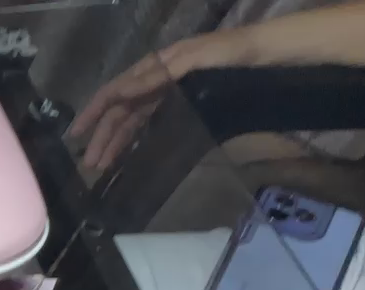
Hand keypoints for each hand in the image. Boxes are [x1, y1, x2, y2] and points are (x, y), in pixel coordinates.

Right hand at [69, 29, 253, 171]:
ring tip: (104, 166)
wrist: (288, 50)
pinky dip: (134, 138)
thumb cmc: (247, 49)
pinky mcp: (185, 101)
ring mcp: (172, 90)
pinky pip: (150, 121)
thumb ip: (162, 73)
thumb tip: (120, 94)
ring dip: (115, 142)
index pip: (117, 88)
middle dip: (102, 136)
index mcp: (161, 63)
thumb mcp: (204, 56)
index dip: (94, 111)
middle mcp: (161, 76)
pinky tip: (127, 153)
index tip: (76, 135)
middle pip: (121, 108)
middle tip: (91, 164)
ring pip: (133, 118)